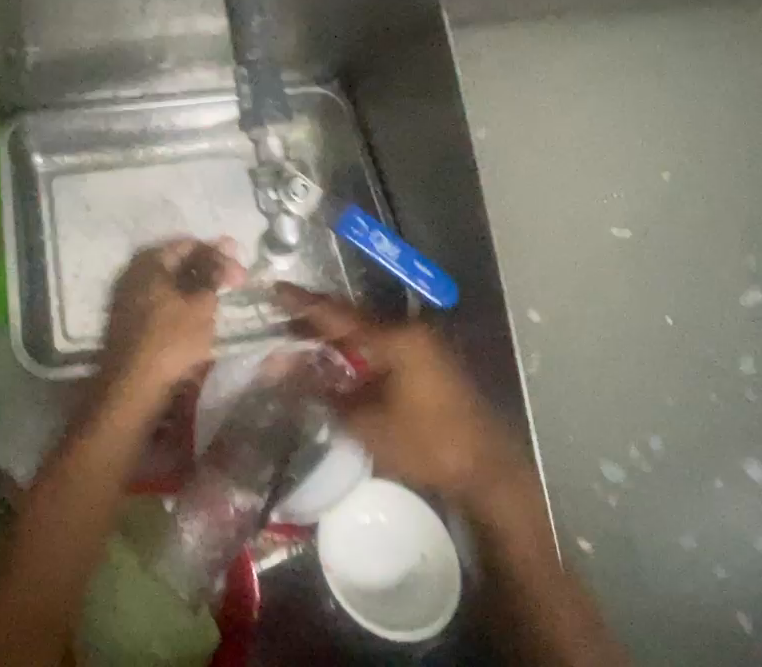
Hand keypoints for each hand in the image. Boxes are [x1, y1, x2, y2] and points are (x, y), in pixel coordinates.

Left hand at [99, 238, 245, 401]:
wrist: (133, 386)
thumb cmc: (171, 339)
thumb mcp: (200, 304)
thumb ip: (214, 272)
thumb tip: (227, 243)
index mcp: (149, 262)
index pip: (189, 244)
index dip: (219, 255)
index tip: (241, 274)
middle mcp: (135, 273)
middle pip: (178, 263)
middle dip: (209, 271)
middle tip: (236, 285)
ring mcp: (130, 297)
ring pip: (171, 285)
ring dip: (196, 290)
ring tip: (220, 302)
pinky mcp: (131, 320)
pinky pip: (162, 303)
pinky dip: (183, 305)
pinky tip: (199, 318)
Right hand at [279, 284, 522, 501]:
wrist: (488, 472)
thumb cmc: (427, 445)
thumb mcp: (365, 422)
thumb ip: (319, 390)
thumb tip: (276, 368)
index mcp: (395, 338)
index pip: (338, 314)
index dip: (303, 303)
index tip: (274, 289)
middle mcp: (409, 332)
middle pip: (351, 319)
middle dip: (314, 321)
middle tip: (279, 320)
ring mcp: (422, 347)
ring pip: (366, 333)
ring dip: (334, 338)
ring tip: (298, 340)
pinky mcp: (427, 364)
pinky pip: (380, 347)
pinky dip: (354, 351)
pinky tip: (334, 361)